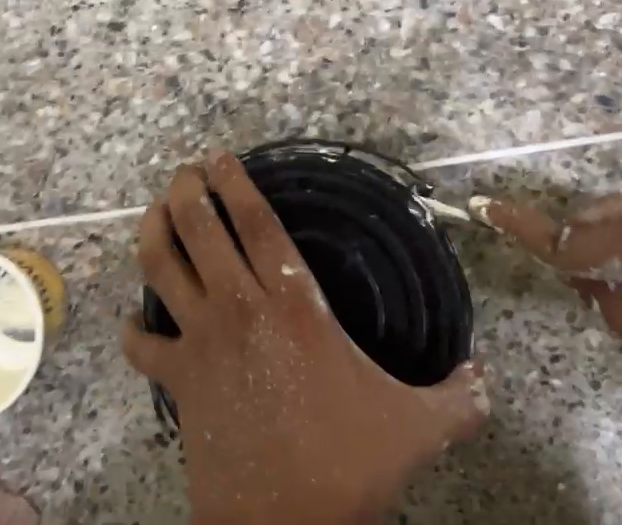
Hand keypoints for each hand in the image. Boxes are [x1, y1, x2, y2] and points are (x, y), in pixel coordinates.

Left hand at [123, 153, 488, 524]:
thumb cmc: (346, 464)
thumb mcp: (418, 428)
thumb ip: (460, 397)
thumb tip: (489, 377)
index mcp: (294, 303)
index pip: (258, 223)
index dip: (237, 183)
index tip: (221, 156)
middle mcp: (240, 308)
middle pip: (201, 229)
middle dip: (187, 190)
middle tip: (185, 171)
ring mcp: (202, 342)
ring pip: (162, 268)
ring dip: (153, 233)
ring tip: (155, 211)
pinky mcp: (177, 380)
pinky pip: (142, 345)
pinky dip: (132, 329)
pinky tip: (132, 320)